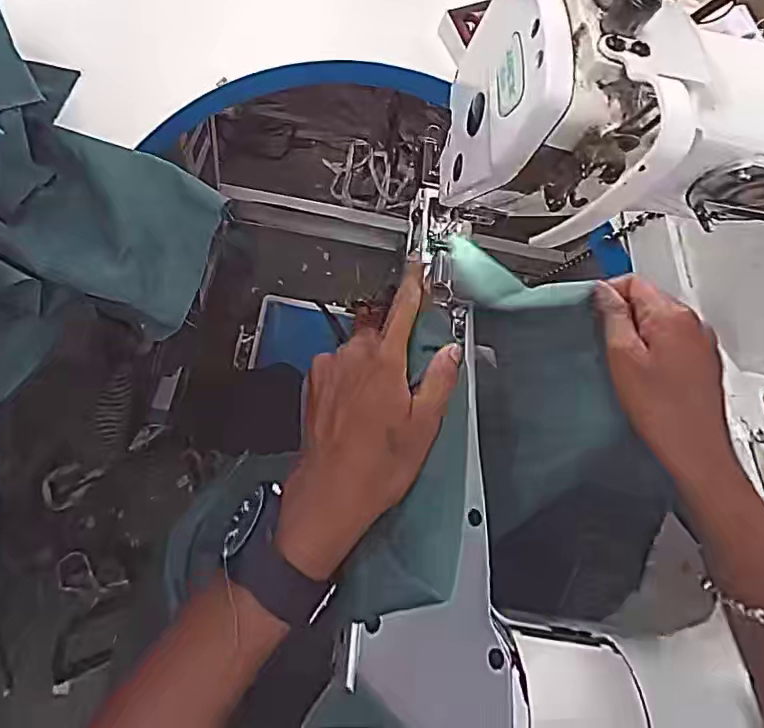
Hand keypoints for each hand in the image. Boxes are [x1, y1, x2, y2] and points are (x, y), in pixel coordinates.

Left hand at [276, 263, 460, 580]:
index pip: (402, 308)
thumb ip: (440, 379)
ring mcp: (329, 367)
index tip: (417, 269)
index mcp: (384, 361)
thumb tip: (449, 351)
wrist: (328, 495)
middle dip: (394, 343)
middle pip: (381, 330)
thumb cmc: (376, 466)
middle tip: (405, 378)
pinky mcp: (314, 381)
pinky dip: (350, 375)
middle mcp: (352, 356)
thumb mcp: (424, 425)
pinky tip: (356, 407)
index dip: (413, 285)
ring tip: (378, 403)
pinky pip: (339, 364)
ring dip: (371, 362)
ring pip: (358, 348)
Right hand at [594, 275, 737, 484]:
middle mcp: (694, 324)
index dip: (608, 295)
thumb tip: (604, 291)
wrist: (697, 455)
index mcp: (673, 316)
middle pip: (648, 299)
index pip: (633, 281)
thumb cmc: (663, 413)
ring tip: (629, 367)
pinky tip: (647, 378)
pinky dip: (656, 352)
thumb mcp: (622, 357)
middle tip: (611, 347)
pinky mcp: (704, 363)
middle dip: (625, 317)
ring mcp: (702, 344)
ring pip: (660, 322)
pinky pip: (673, 342)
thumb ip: (613, 316)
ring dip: (640, 335)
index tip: (595, 315)